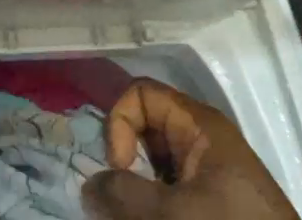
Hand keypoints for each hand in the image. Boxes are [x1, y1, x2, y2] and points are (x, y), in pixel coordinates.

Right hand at [81, 79, 298, 219]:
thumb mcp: (173, 215)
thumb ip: (122, 196)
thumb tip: (89, 187)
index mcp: (199, 126)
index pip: (140, 94)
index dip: (120, 123)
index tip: (122, 168)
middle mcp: (202, 141)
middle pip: (144, 130)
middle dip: (123, 165)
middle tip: (121, 205)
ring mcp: (209, 175)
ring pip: (153, 167)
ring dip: (136, 194)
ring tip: (134, 219)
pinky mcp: (212, 205)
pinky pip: (169, 193)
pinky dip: (154, 209)